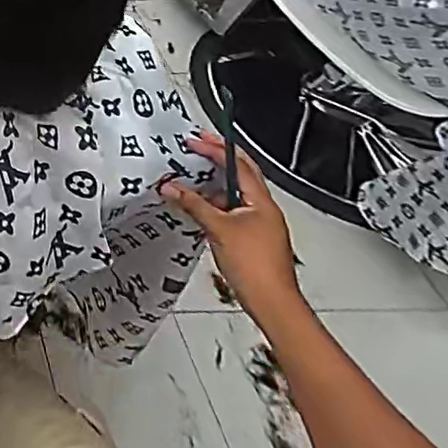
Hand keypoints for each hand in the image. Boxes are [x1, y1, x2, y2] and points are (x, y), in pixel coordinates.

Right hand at [161, 134, 299, 313]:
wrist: (274, 305)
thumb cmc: (256, 270)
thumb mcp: (217, 229)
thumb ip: (193, 204)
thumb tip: (173, 188)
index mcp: (261, 200)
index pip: (237, 163)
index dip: (214, 149)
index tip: (196, 141)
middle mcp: (265, 209)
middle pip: (242, 173)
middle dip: (219, 159)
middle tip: (199, 147)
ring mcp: (262, 224)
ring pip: (238, 194)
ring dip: (217, 184)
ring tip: (195, 181)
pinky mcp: (256, 239)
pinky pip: (235, 211)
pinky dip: (219, 204)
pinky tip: (205, 211)